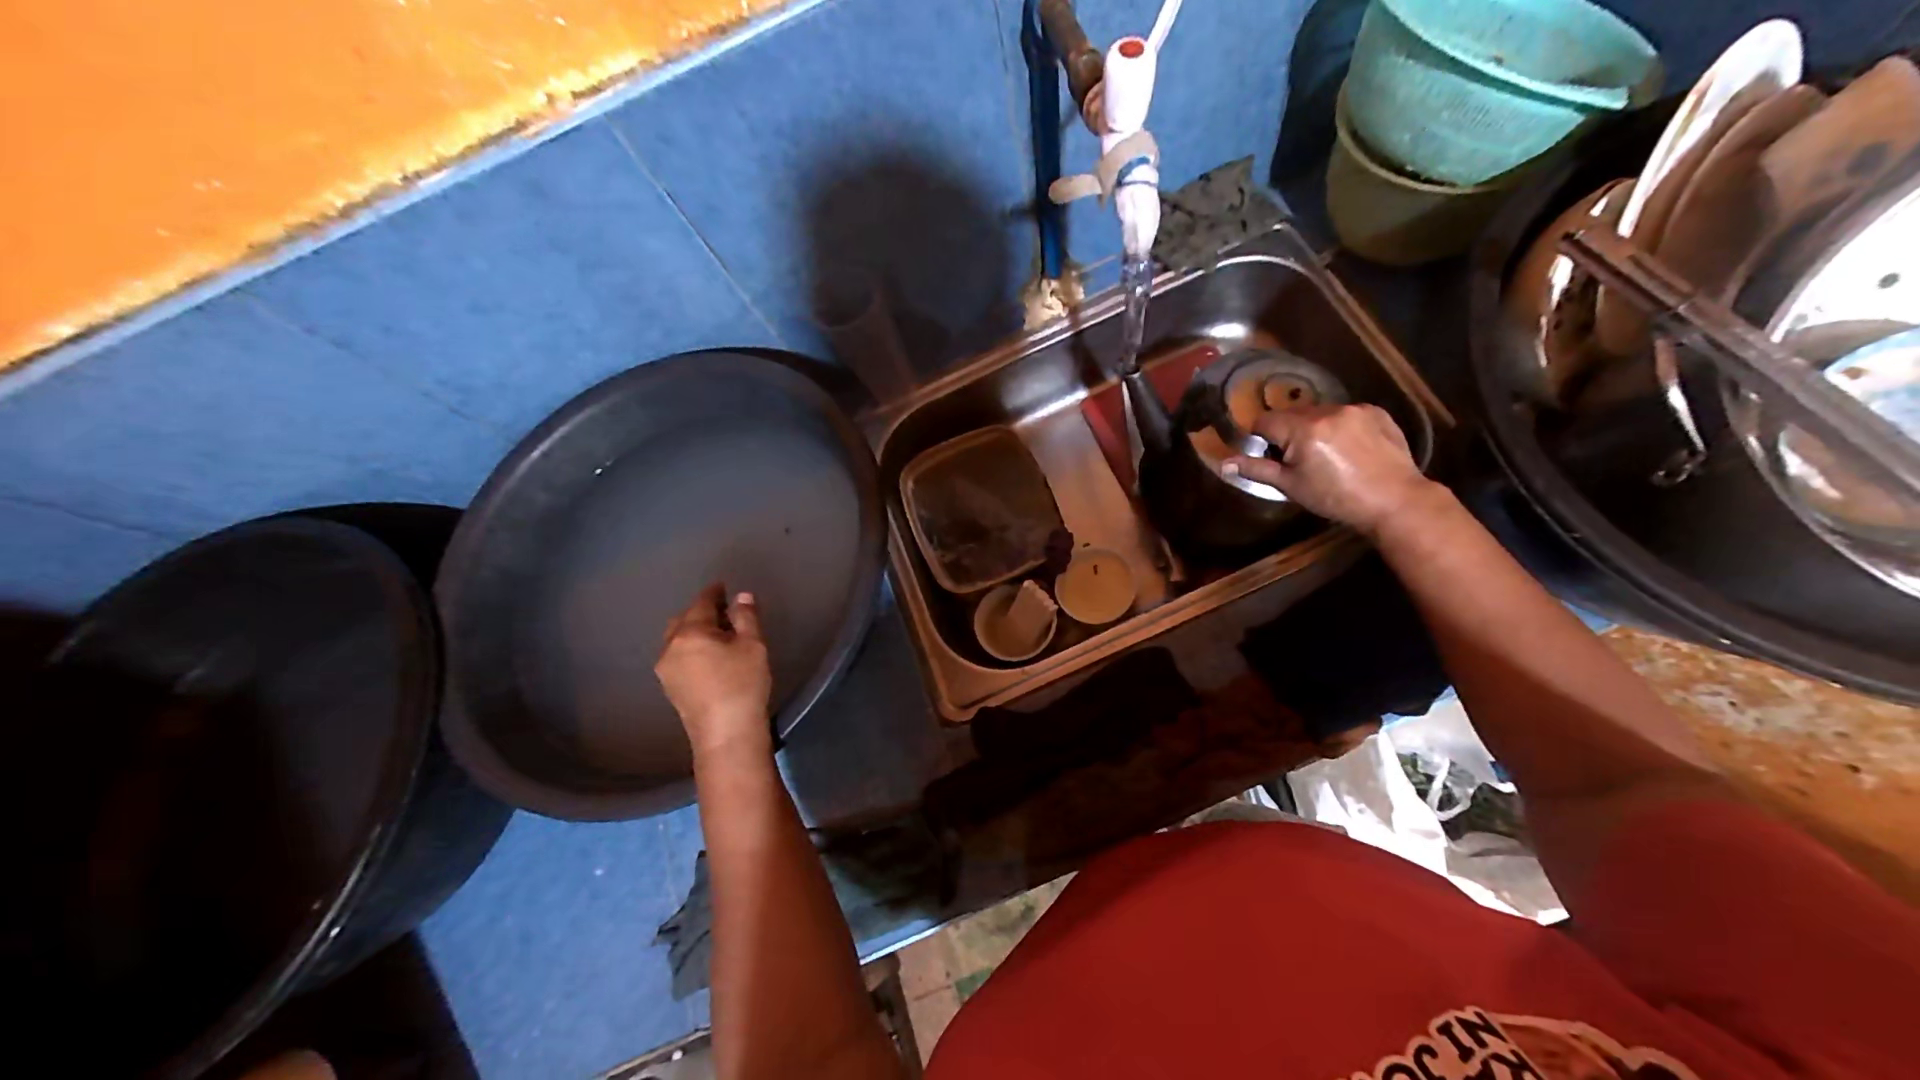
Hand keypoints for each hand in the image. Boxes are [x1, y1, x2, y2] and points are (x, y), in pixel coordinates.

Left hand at [655, 583, 773, 758]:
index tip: (723, 586)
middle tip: (723, 610)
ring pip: (678, 640)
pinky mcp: (670, 689)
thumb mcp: (753, 646)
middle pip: (684, 620)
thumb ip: (746, 617)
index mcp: (689, 633)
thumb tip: (741, 596)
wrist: (726, 735)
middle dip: (701, 611)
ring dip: (694, 631)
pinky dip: (691, 649)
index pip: (702, 603)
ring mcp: (666, 671)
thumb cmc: (742, 685)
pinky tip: (709, 656)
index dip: (714, 592)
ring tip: (717, 633)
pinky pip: (678, 657)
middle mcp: (670, 648)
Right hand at [1224, 404, 1439, 537]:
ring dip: (1314, 427)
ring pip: (1319, 412)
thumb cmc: (1335, 498)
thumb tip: (1223, 463)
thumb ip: (1257, 469)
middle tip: (1298, 460)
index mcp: (1303, 429)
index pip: (1265, 421)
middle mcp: (1328, 411)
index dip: (1261, 438)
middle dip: (1288, 432)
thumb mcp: (1291, 486)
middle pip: (1292, 413)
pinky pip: (1345, 413)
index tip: (1271, 457)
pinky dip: (1339, 426)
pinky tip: (1350, 449)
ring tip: (1327, 455)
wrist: (1394, 501)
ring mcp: (1354, 409)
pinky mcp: (1375, 412)